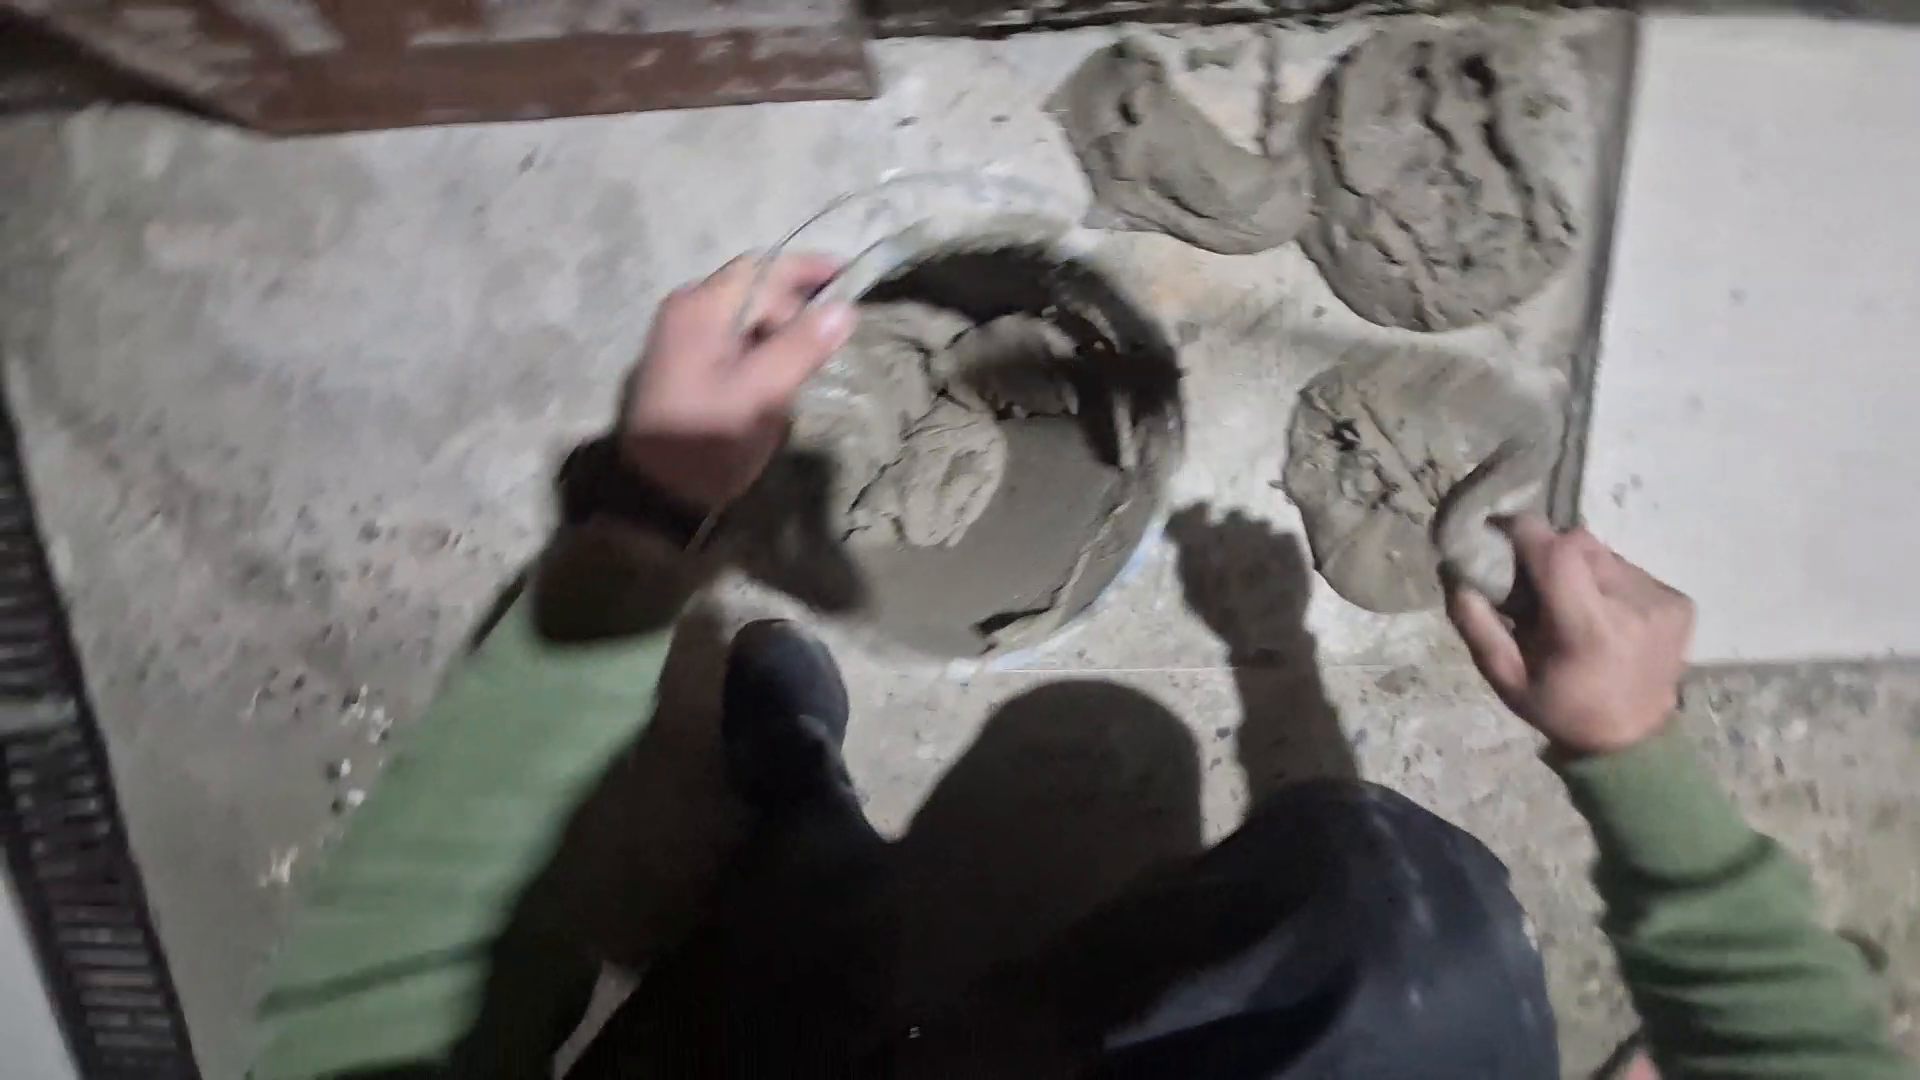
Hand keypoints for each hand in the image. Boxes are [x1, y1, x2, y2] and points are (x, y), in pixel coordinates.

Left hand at [621, 254, 855, 511]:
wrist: (656, 491)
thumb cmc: (708, 442)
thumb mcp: (759, 396)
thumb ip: (800, 349)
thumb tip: (844, 309)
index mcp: (701, 309)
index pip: (763, 269)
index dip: (809, 269)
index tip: (851, 277)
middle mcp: (689, 310)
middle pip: (755, 288)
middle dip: (797, 306)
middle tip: (831, 339)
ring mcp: (684, 336)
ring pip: (747, 314)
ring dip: (783, 328)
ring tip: (811, 359)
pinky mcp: (688, 361)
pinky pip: (736, 336)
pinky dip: (764, 345)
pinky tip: (781, 372)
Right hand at [1447, 515, 1693, 756]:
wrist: (1632, 738)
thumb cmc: (1556, 706)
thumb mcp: (1501, 674)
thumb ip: (1475, 623)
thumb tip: (1454, 573)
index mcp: (1588, 627)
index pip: (1558, 551)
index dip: (1523, 532)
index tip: (1496, 532)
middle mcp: (1635, 605)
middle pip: (1580, 543)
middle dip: (1545, 550)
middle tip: (1525, 577)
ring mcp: (1664, 602)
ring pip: (1603, 552)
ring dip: (1573, 564)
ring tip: (1561, 597)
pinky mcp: (1680, 602)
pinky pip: (1626, 568)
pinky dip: (1600, 578)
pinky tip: (1595, 607)